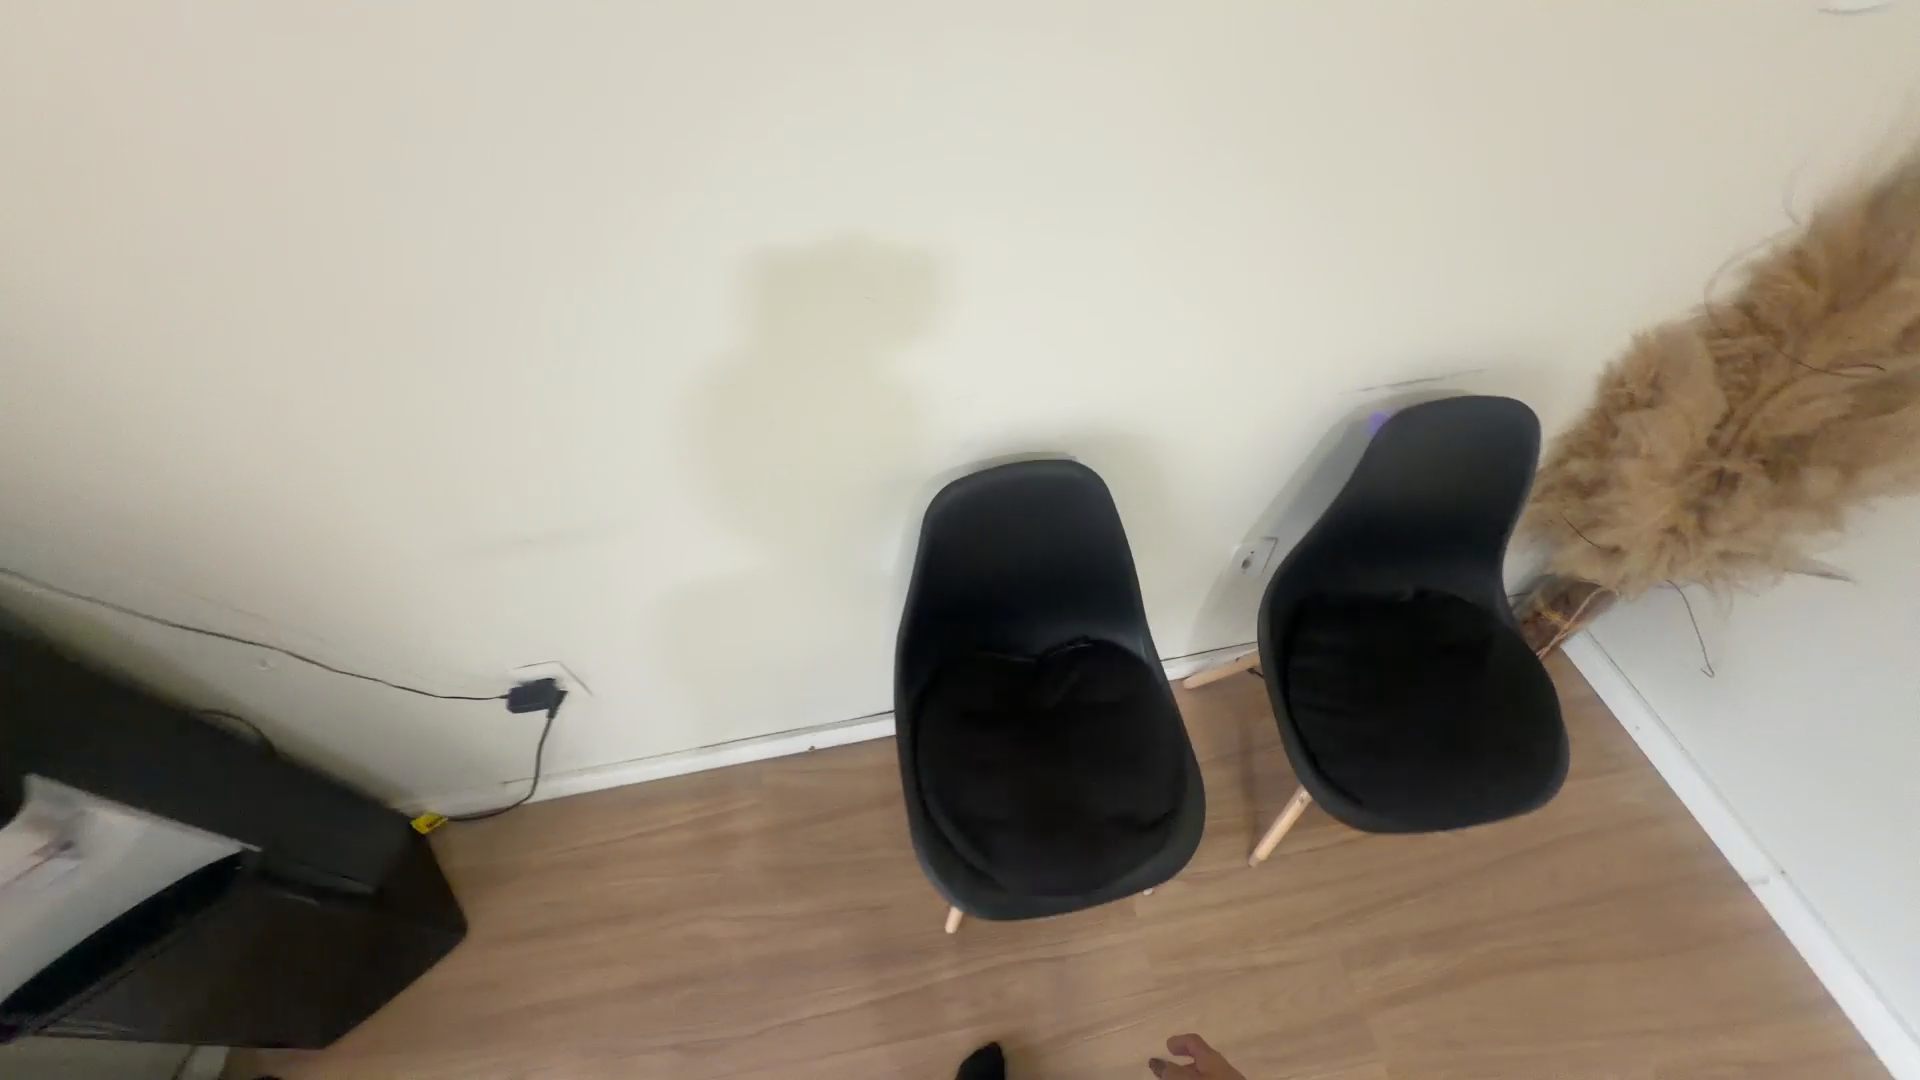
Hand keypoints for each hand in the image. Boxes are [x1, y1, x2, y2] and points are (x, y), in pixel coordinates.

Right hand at [1148, 1034, 1245, 1078]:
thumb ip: (1172, 1072)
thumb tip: (1158, 1063)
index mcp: (1212, 1058)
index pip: (1194, 1041)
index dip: (1179, 1041)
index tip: (1167, 1046)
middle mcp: (1224, 1070)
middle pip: (1202, 1063)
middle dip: (1184, 1068)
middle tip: (1169, 1075)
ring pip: (1208, 1078)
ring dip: (1192, 1079)